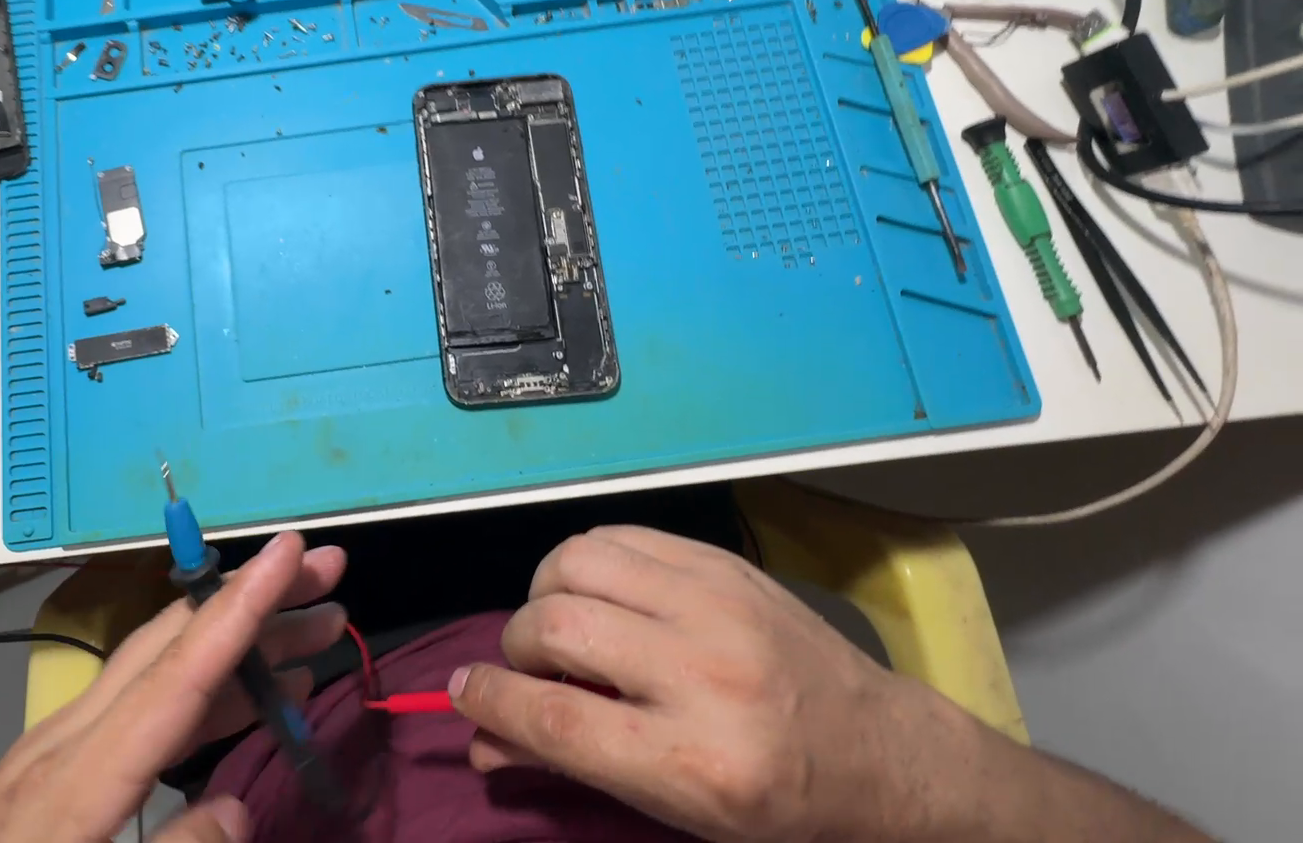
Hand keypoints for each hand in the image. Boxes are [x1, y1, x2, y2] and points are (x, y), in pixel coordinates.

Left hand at [0, 532, 347, 842]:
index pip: (174, 673)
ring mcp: (54, 751)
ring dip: (239, 645)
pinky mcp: (54, 769)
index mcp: (71, 782)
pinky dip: (204, 693)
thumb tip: (236, 804)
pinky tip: (249, 701)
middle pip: (172, 646)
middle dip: (253, 601)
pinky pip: (143, 710)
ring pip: (162, 670)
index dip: (238, 607)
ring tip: (316, 632)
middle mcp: (62, 743)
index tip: (287, 550)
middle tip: (329, 573)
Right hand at [448, 525, 921, 841]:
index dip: (492, 699)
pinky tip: (602, 592)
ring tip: (564, 622)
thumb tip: (479, 738)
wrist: (883, 752)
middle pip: (558, 627)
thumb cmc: (774, 803)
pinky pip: (617, 536)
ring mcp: (716, 604)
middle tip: (532, 666)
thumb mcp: (674, 810)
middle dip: (519, 645)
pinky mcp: (720, 562)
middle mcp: (705, 673)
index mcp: (697, 763)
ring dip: (546, 592)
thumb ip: (569, 765)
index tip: (463, 690)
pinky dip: (587, 563)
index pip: (557, 717)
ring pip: (577, 560)